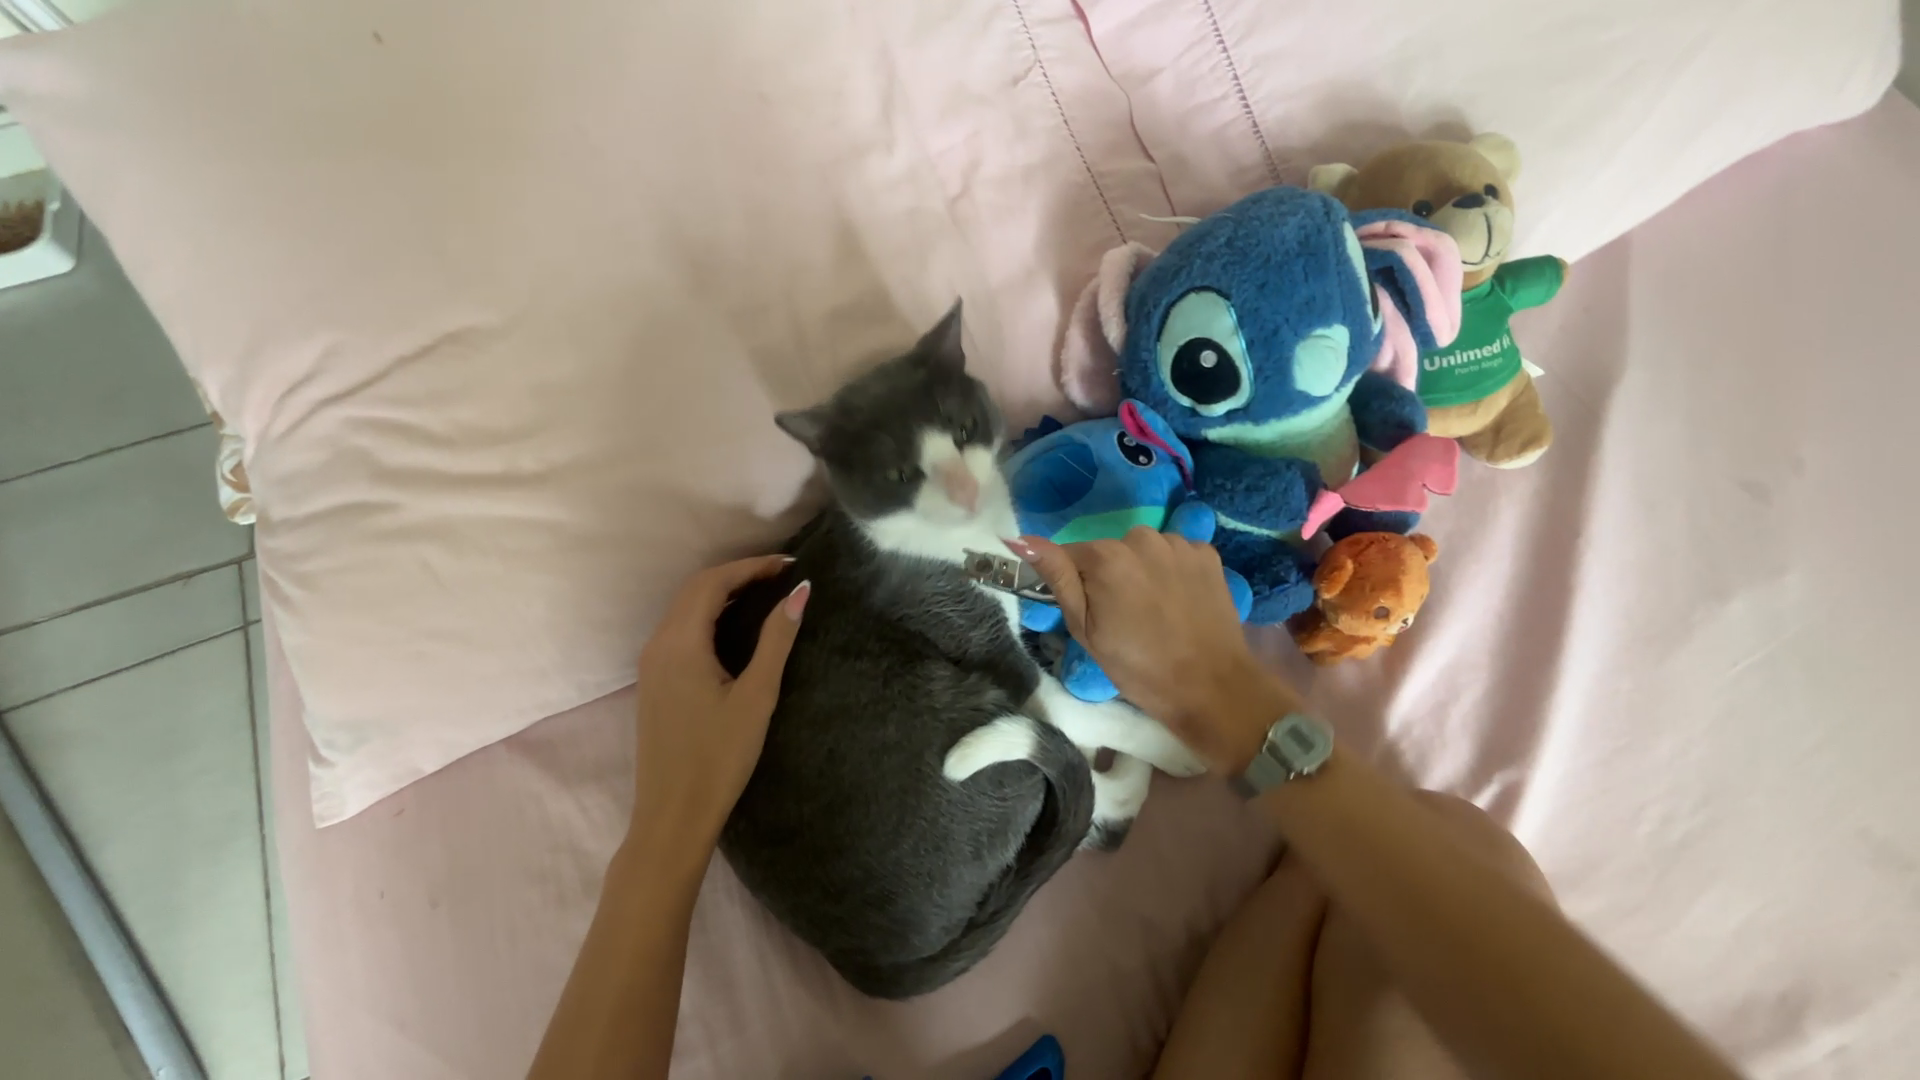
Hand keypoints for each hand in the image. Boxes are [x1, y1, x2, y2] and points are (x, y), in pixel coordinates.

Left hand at [630, 555, 808, 855]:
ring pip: (684, 608)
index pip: (713, 582)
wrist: (673, 814)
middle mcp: (658, 644)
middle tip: (781, 575)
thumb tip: (801, 592)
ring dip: (722, 592)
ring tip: (765, 593)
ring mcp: (651, 663)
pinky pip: (680, 629)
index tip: (790, 565)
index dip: (752, 566)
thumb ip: (777, 639)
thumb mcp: (757, 695)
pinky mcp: (654, 681)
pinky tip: (736, 626)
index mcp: (680, 643)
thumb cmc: (719, 757)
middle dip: (738, 574)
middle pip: (695, 589)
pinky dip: (709, 614)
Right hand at [1013, 528, 1297, 771]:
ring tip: (1155, 612)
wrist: (1211, 687)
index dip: (1077, 584)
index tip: (1094, 614)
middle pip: (1110, 551)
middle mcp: (1142, 538)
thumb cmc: (1139, 667)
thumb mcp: (1086, 630)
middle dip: (1111, 576)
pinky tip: (1179, 602)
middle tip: (1125, 619)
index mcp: (1106, 557)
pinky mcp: (1208, 555)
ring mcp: (1179, 544)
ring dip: (1143, 572)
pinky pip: (1176, 555)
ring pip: (1144, 551)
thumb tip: (1022, 540)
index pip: (1073, 555)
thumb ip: (1057, 577)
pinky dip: (1173, 572)